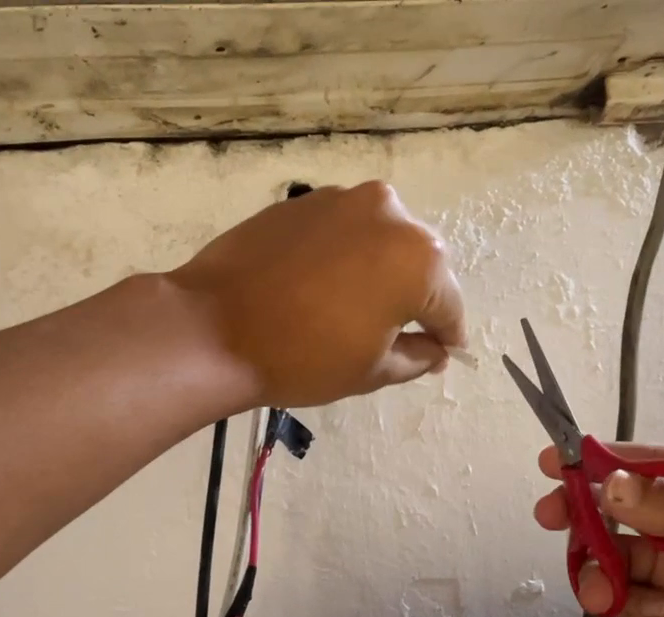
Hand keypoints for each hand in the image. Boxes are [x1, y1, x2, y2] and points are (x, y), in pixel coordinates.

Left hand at [166, 181, 465, 407]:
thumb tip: (436, 351)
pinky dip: (345, 257)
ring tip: (352, 311)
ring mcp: (343, 199)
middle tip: (393, 336)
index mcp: (419, 259)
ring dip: (379, 273)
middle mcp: (390, 214)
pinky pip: (342, 231)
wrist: (214, 328)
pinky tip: (321, 288)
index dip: (446, 336)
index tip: (441, 354)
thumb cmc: (303, 357)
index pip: (449, 304)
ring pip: (380, 241)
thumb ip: (417, 357)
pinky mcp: (304, 201)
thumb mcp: (372, 371)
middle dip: (415, 298)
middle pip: (420, 264)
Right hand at [534, 444, 663, 616]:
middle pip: (621, 508)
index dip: (601, 461)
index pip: (652, 464)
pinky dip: (620, 602)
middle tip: (550, 519)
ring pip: (614, 555)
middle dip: (585, 513)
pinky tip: (647, 615)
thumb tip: (611, 486)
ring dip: (599, 569)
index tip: (552, 463)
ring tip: (602, 595)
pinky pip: (623, 596)